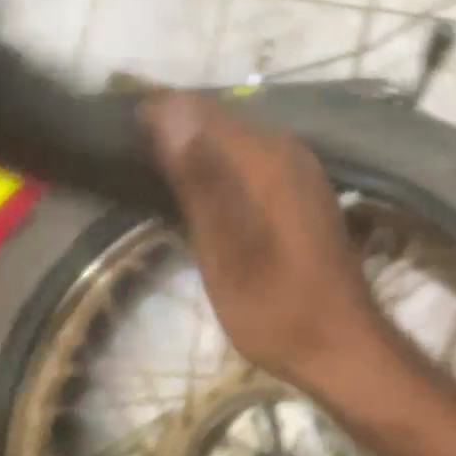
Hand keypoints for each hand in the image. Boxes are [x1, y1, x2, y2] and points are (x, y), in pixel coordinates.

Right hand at [139, 93, 387, 388]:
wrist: (342, 347)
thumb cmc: (276, 306)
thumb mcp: (226, 249)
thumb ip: (199, 178)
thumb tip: (170, 109)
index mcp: (267, 157)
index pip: (198, 108)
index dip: (154, 110)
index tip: (113, 129)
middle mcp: (288, 150)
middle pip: (218, 119)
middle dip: (173, 127)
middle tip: (123, 152)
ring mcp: (302, 170)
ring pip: (236, 140)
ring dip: (196, 148)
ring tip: (149, 168)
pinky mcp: (304, 192)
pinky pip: (253, 161)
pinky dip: (221, 167)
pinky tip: (198, 190)